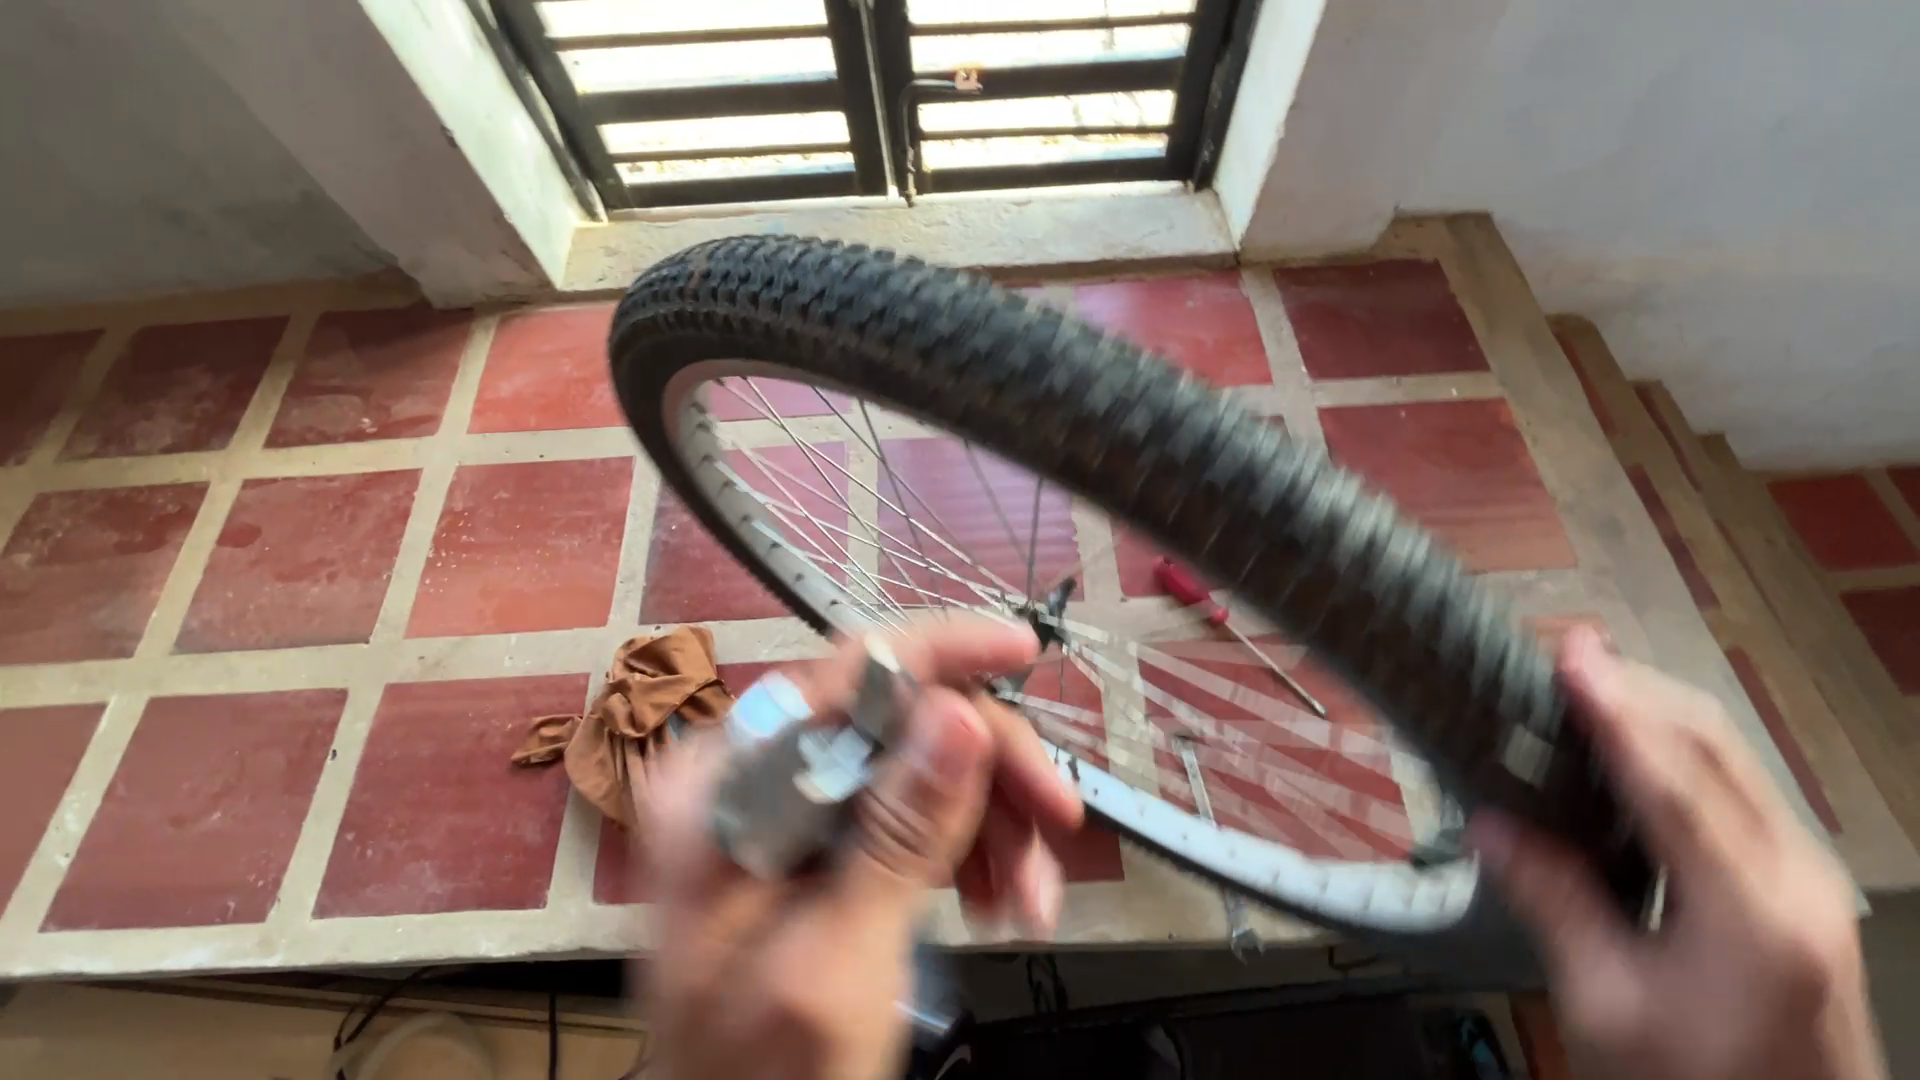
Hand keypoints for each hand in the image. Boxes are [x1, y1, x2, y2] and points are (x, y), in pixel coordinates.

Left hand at [639, 617, 1083, 1079]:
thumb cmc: (767, 1074)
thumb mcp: (832, 964)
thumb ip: (893, 839)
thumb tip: (958, 716)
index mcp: (726, 784)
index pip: (844, 675)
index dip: (939, 652)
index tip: (1022, 650)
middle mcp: (761, 772)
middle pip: (902, 717)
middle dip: (990, 766)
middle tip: (1059, 822)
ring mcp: (799, 801)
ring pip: (927, 759)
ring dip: (994, 817)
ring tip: (1030, 897)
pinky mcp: (834, 832)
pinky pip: (922, 805)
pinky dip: (975, 843)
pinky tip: (1001, 898)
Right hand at [1470, 626, 1885, 1079]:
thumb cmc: (1694, 1077)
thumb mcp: (1606, 1003)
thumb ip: (1554, 905)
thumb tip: (1487, 823)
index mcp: (1752, 913)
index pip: (1673, 787)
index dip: (1616, 714)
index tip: (1570, 655)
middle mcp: (1796, 877)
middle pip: (1716, 750)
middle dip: (1636, 688)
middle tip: (1561, 650)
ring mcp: (1806, 873)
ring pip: (1731, 756)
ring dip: (1654, 705)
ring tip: (1582, 674)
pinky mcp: (1796, 878)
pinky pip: (1733, 780)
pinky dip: (1671, 739)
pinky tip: (1624, 731)